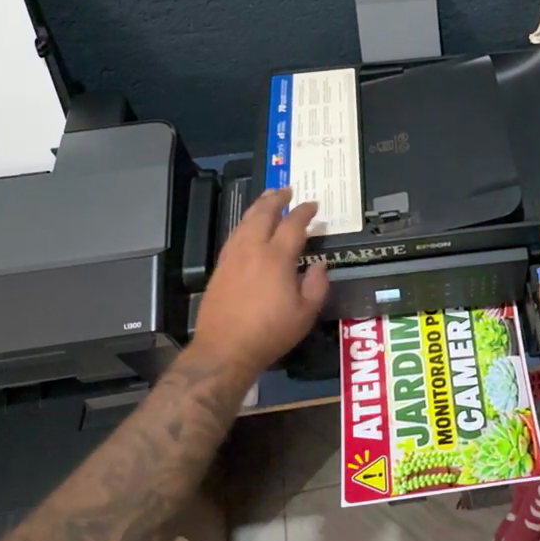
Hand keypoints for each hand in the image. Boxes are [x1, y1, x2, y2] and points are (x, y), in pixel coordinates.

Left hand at [191, 188, 329, 375]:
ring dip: (258, 207)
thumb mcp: (305, 314)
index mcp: (276, 258)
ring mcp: (232, 257)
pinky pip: (234, 235)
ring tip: (267, 199)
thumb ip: (317, 285)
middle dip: (276, 199)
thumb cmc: (270, 333)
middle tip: (287, 190)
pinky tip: (248, 226)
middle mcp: (252, 250)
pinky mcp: (220, 267)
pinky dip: (245, 223)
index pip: (293, 225)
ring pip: (245, 222)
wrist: (224, 350)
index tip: (313, 206)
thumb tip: (319, 266)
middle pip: (263, 214)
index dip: (304, 212)